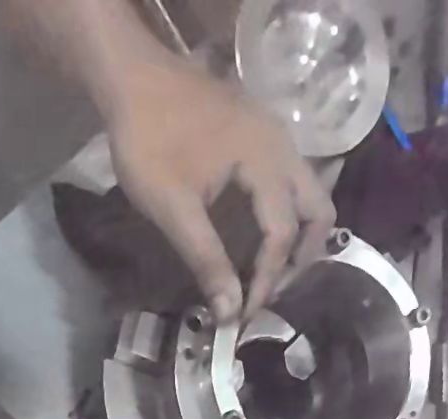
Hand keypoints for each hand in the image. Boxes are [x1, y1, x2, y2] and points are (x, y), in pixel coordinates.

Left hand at [105, 57, 335, 319]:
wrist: (130, 75)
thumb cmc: (148, 140)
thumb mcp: (173, 207)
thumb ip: (207, 260)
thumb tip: (230, 311)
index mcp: (266, 162)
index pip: (282, 234)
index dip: (267, 280)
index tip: (245, 313)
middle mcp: (283, 147)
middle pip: (317, 212)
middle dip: (299, 259)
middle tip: (269, 291)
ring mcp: (275, 137)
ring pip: (309, 195)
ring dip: (296, 238)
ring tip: (268, 270)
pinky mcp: (261, 135)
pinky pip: (291, 182)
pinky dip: (285, 216)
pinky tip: (258, 236)